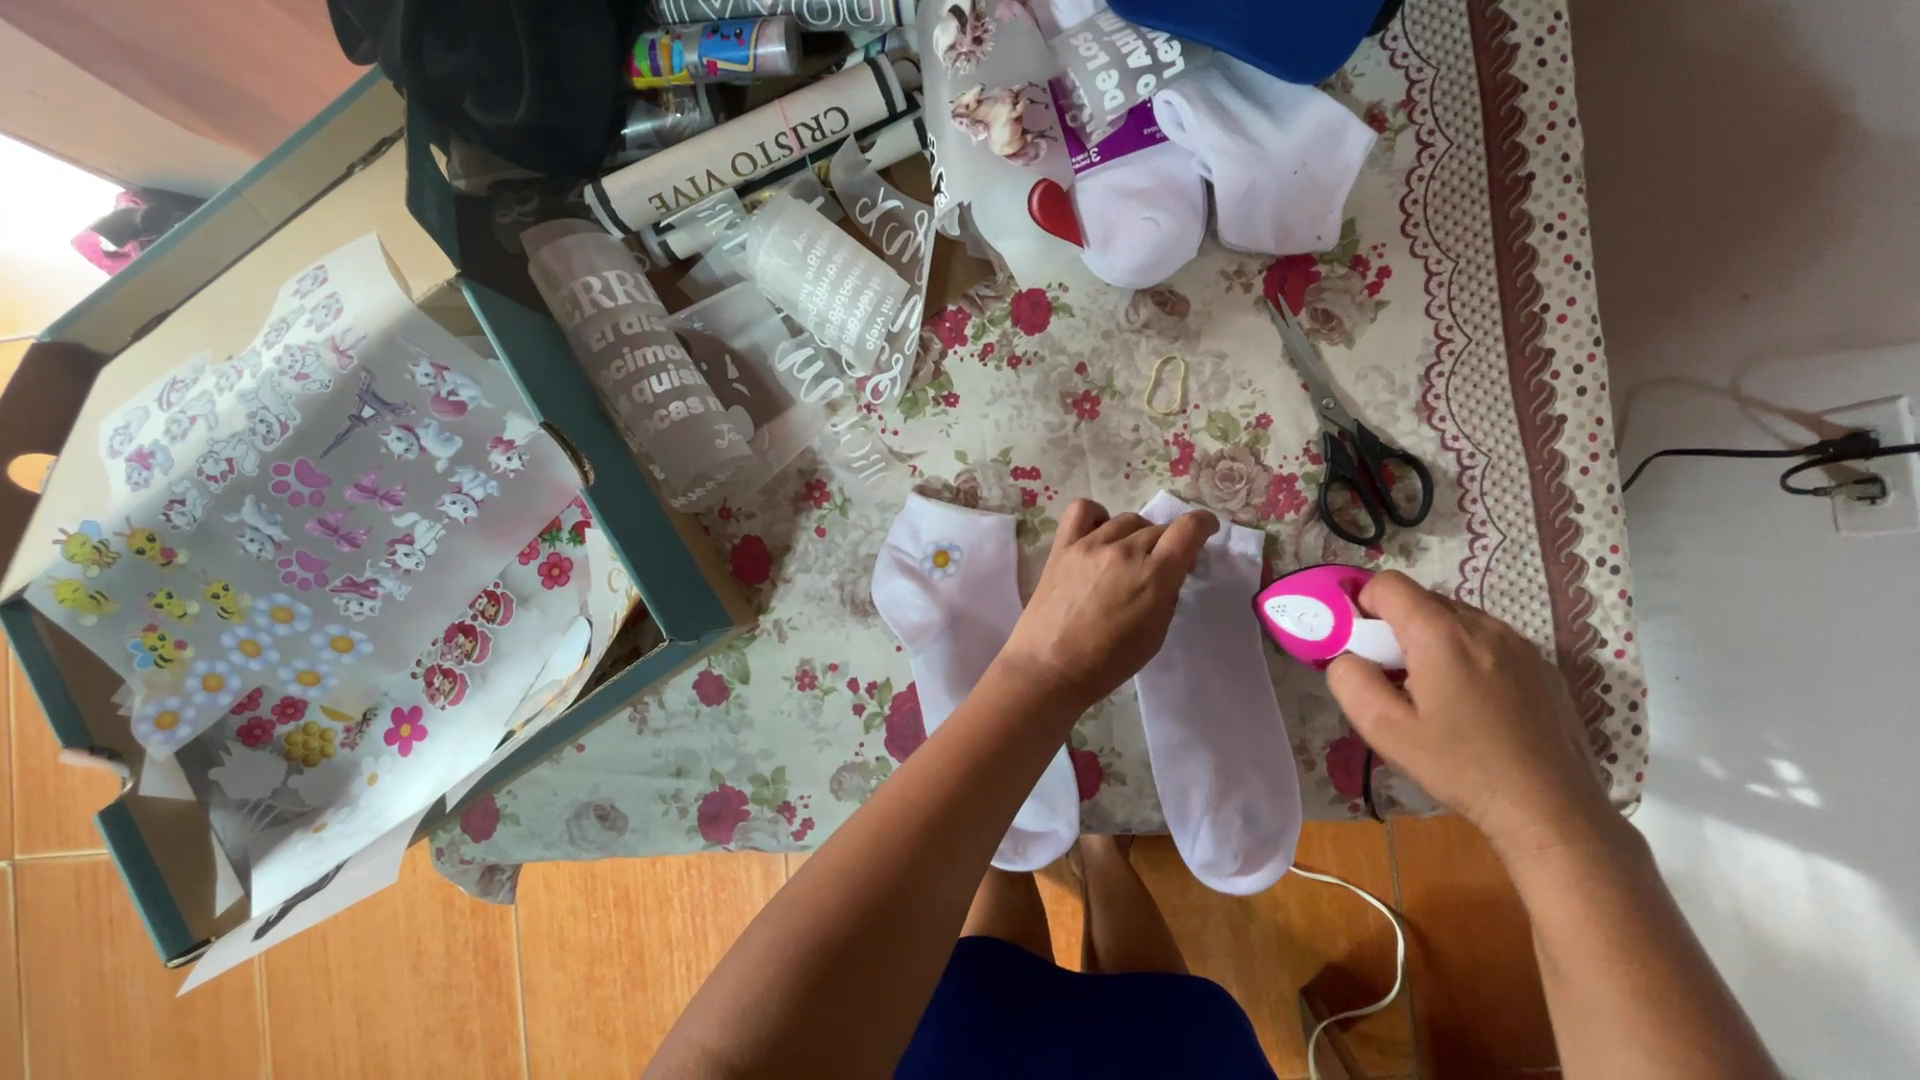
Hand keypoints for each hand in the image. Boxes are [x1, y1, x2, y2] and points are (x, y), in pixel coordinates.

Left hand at [995, 499, 1216, 711]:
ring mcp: (1090, 545)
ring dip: (1136, 535)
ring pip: (1126, 520)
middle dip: (1168, 544)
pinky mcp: (1062, 546)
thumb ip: (1168, 596)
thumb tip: (1170, 572)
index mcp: (1154, 575)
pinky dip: (1097, 516)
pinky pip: (1083, 511)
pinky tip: (1099, 535)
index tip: (1205, 530)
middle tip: (1161, 566)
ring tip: (1129, 558)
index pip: (1188, 529)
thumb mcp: (1155, 635)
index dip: (1203, 524)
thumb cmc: (1107, 663)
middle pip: (1158, 528)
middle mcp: (1124, 551)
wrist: (1049, 668)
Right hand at [1326, 571, 1615, 860]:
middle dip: (1396, 628)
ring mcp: (1520, 643)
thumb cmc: (1461, 767)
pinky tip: (1473, 705)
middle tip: (1395, 680)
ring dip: (1432, 641)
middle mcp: (1484, 625)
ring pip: (1456, 619)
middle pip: (1422, 600)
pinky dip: (1467, 656)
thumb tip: (1348, 657)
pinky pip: (1488, 641)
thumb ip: (1350, 680)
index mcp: (1441, 634)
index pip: (1388, 584)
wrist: (1551, 807)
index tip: (1363, 648)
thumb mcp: (1385, 730)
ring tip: (1435, 695)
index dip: (1363, 607)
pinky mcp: (1542, 665)